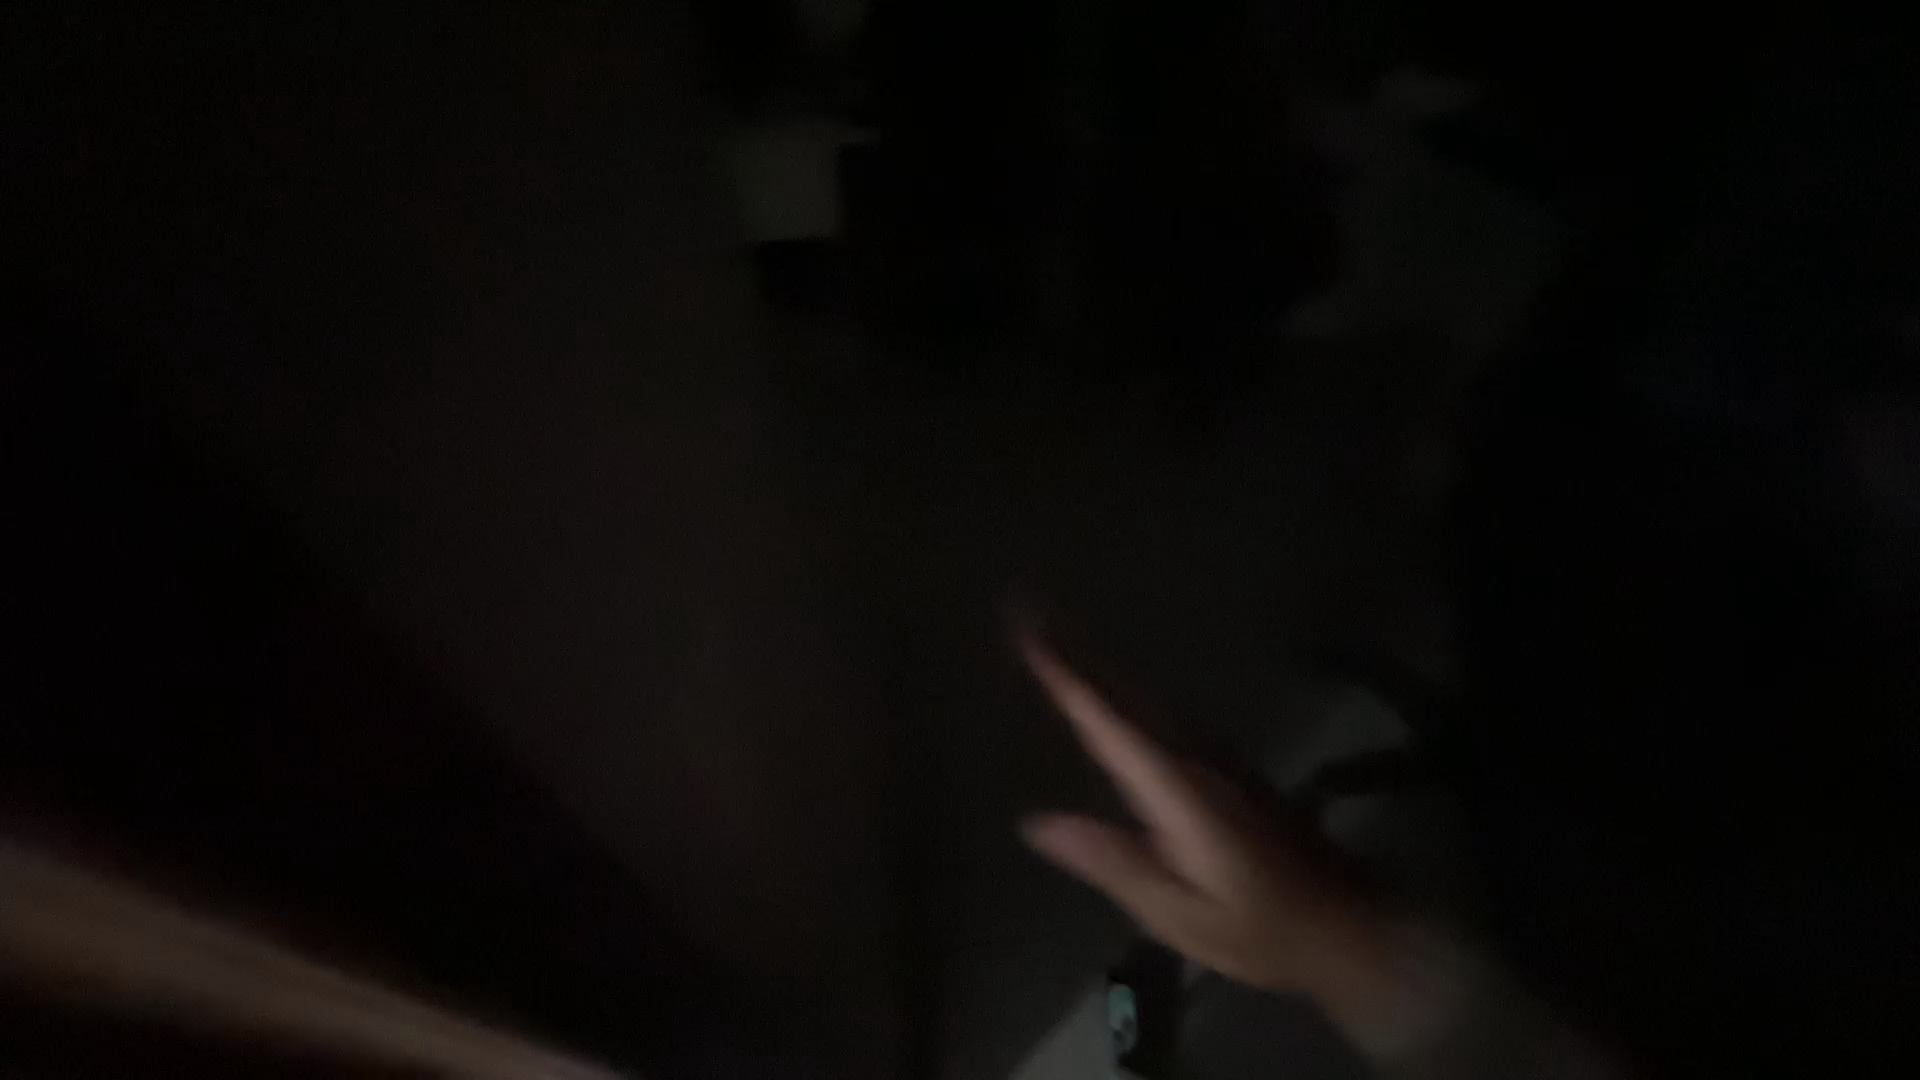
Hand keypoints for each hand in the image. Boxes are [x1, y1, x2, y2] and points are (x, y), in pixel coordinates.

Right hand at [1016, 628, 1442, 1053]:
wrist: (1346, 920)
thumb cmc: (1258, 925)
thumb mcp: (1179, 912)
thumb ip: (1110, 860)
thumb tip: (1035, 822)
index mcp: (1174, 785)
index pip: (1106, 719)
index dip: (1065, 675)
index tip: (1031, 633)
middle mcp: (1190, 752)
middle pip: (1121, 692)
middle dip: (1073, 651)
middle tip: (1029, 616)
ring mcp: (1209, 751)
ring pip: (1139, 695)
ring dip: (1094, 662)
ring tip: (1052, 638)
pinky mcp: (1218, 759)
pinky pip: (1155, 710)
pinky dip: (1119, 688)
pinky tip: (1104, 685)